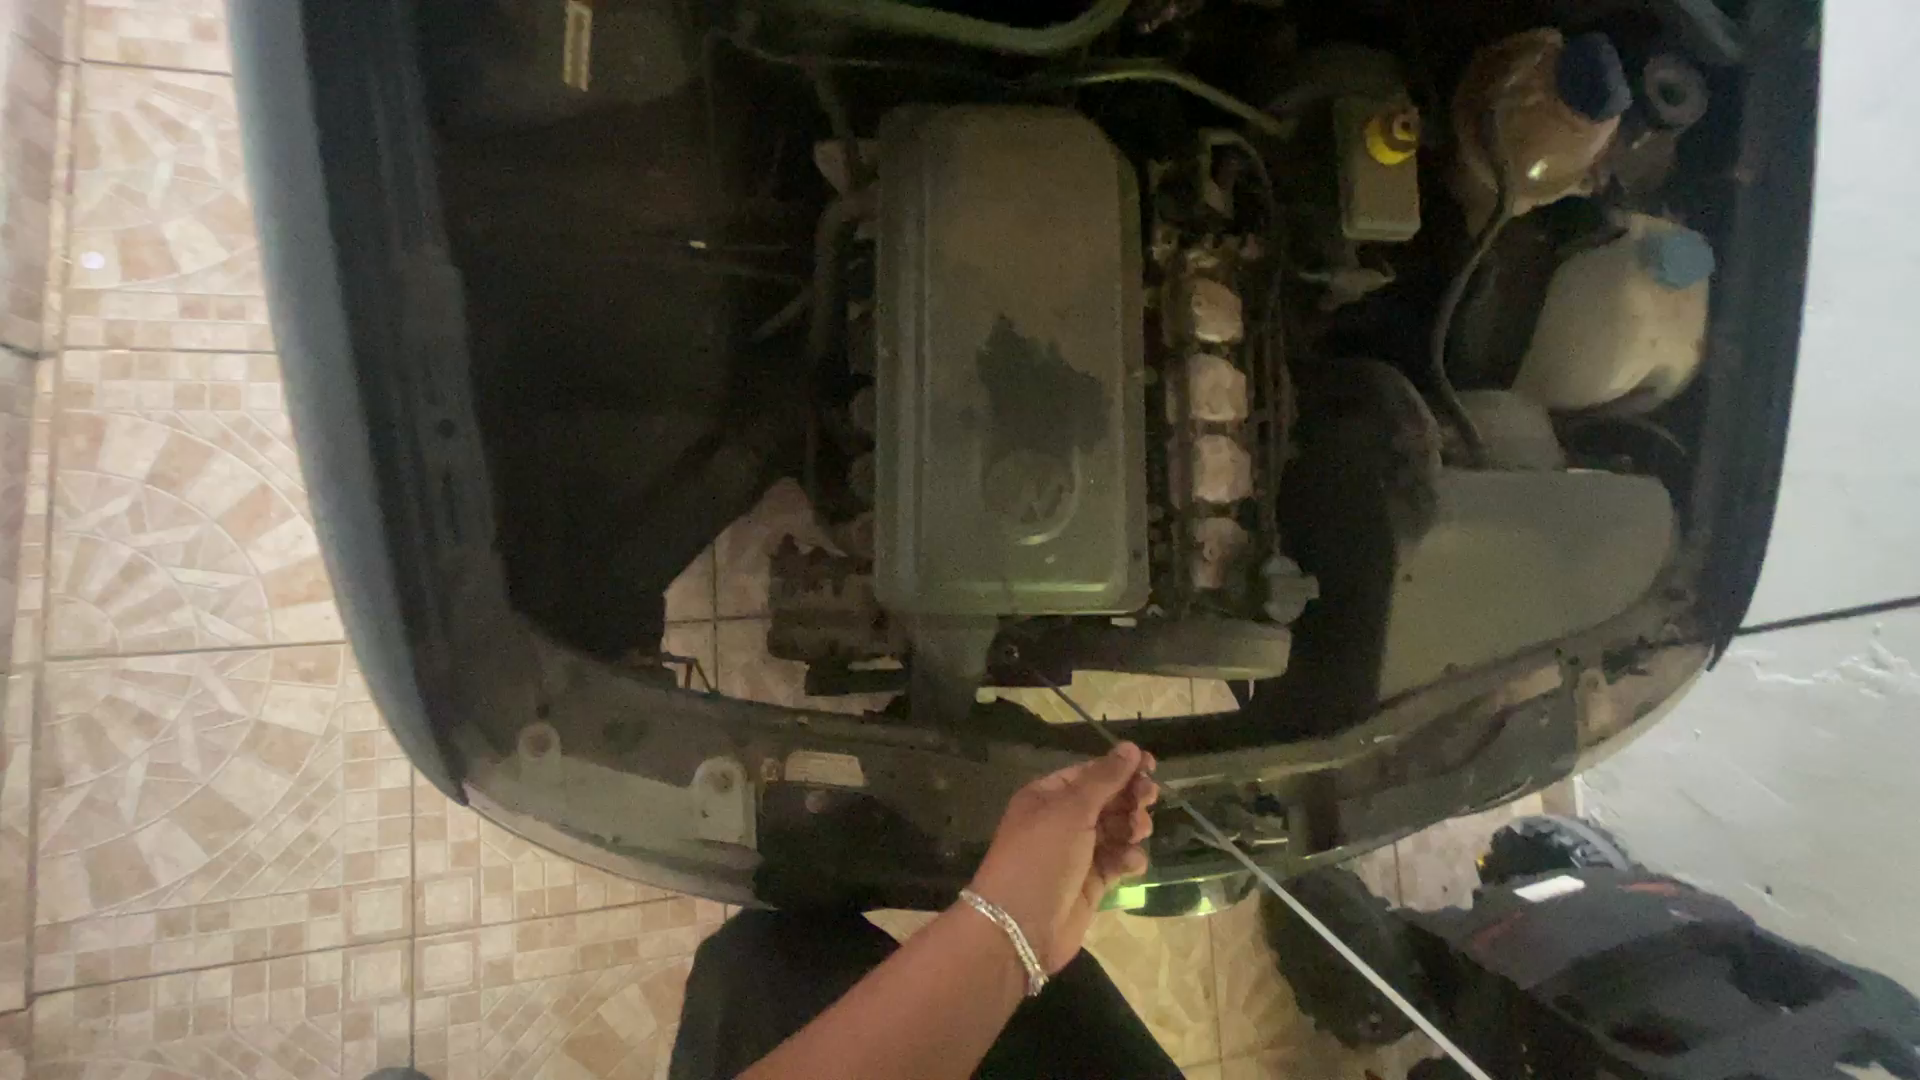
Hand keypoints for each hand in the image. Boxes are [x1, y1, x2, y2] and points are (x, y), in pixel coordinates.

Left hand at [965, 742, 1159, 972]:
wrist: (1020, 927)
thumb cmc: (1041, 856)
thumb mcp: (1071, 810)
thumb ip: (1104, 779)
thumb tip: (1130, 747)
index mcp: (1047, 796)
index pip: (1089, 774)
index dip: (1119, 768)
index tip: (1151, 765)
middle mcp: (1061, 820)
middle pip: (1105, 800)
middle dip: (1129, 797)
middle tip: (1150, 797)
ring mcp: (1076, 853)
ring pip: (1114, 830)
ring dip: (1131, 826)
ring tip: (1139, 830)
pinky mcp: (1090, 883)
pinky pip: (1116, 861)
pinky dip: (1127, 858)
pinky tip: (1132, 861)